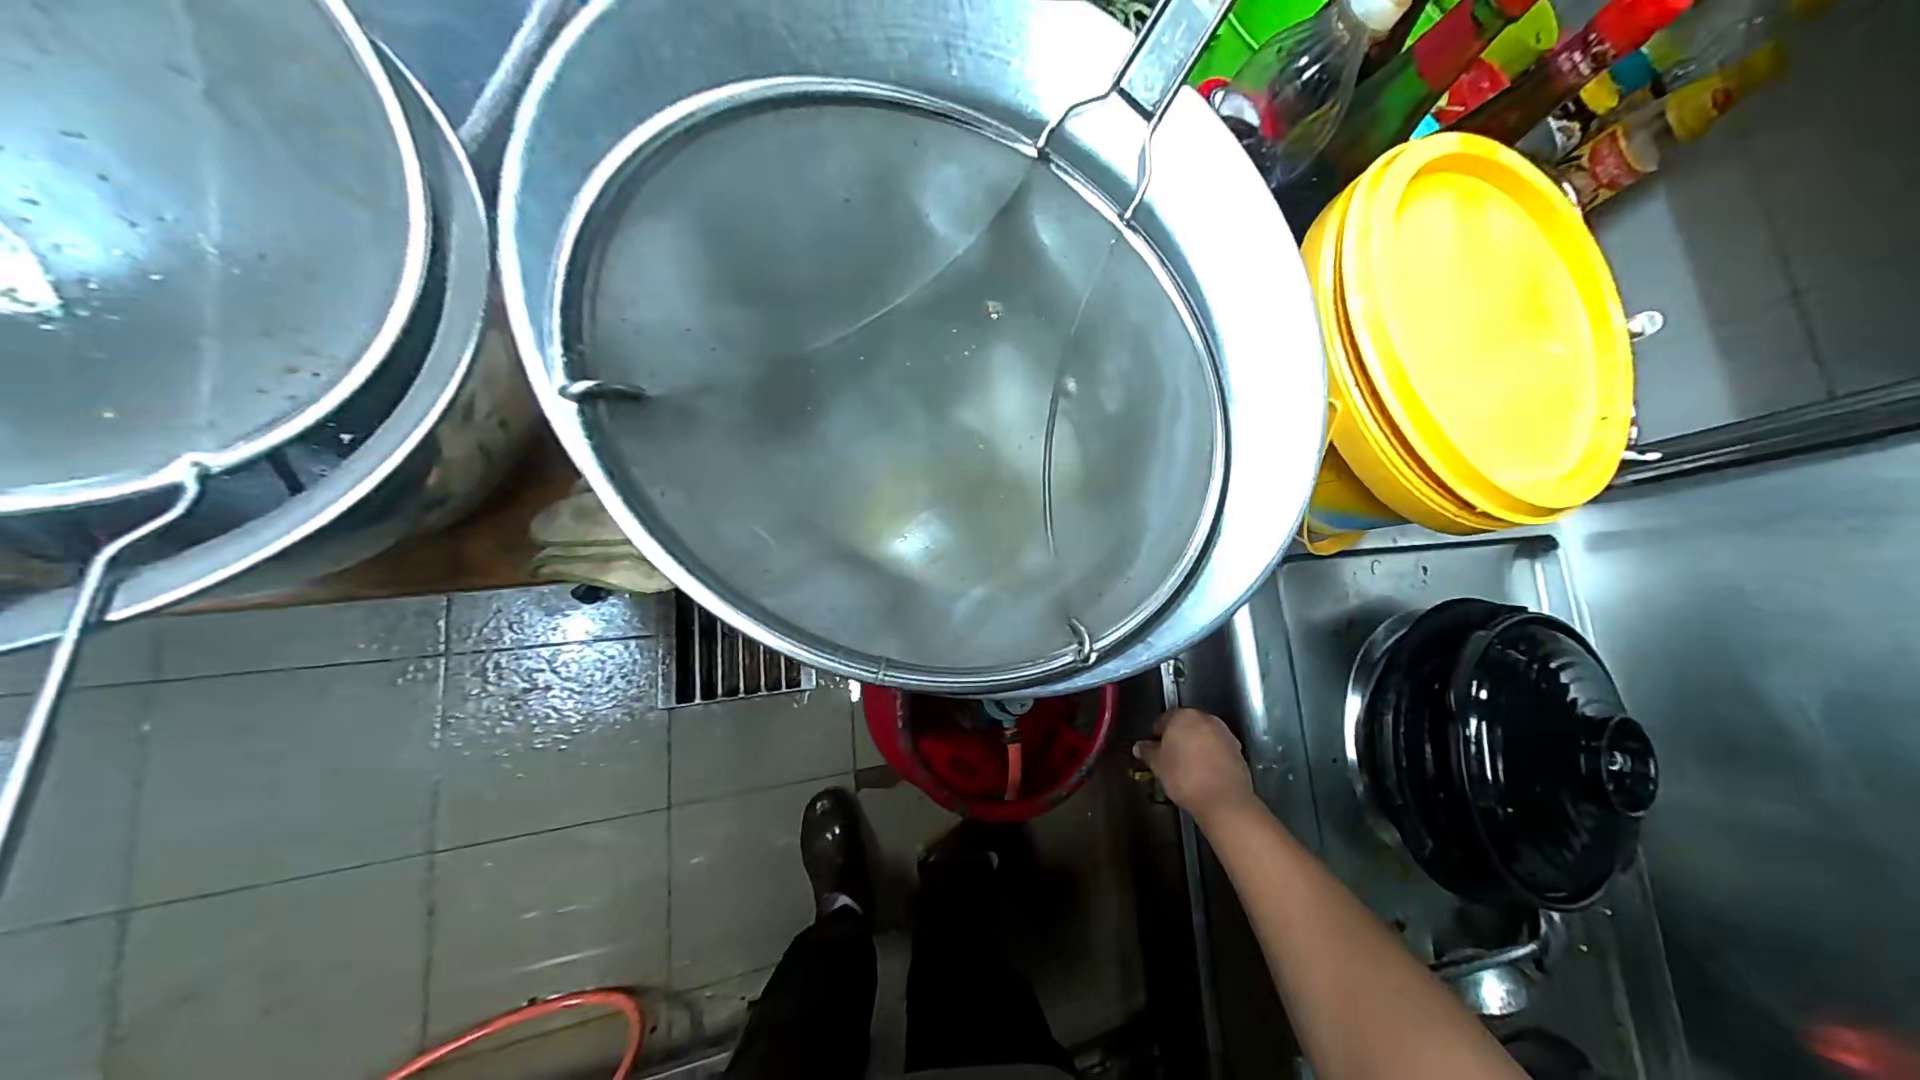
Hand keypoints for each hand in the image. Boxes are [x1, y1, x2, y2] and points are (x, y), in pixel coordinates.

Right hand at [1134, 709, 1259, 824]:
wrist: (1224, 800)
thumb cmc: (1185, 777)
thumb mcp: (1158, 765)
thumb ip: (1148, 752)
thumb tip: (1139, 746)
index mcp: (1183, 716)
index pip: (1164, 719)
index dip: (1156, 734)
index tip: (1153, 748)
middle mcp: (1206, 719)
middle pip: (1186, 725)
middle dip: (1177, 738)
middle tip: (1169, 757)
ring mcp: (1225, 734)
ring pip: (1203, 736)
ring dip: (1195, 746)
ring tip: (1187, 767)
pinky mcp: (1238, 751)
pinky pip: (1217, 749)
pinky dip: (1210, 756)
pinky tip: (1204, 773)